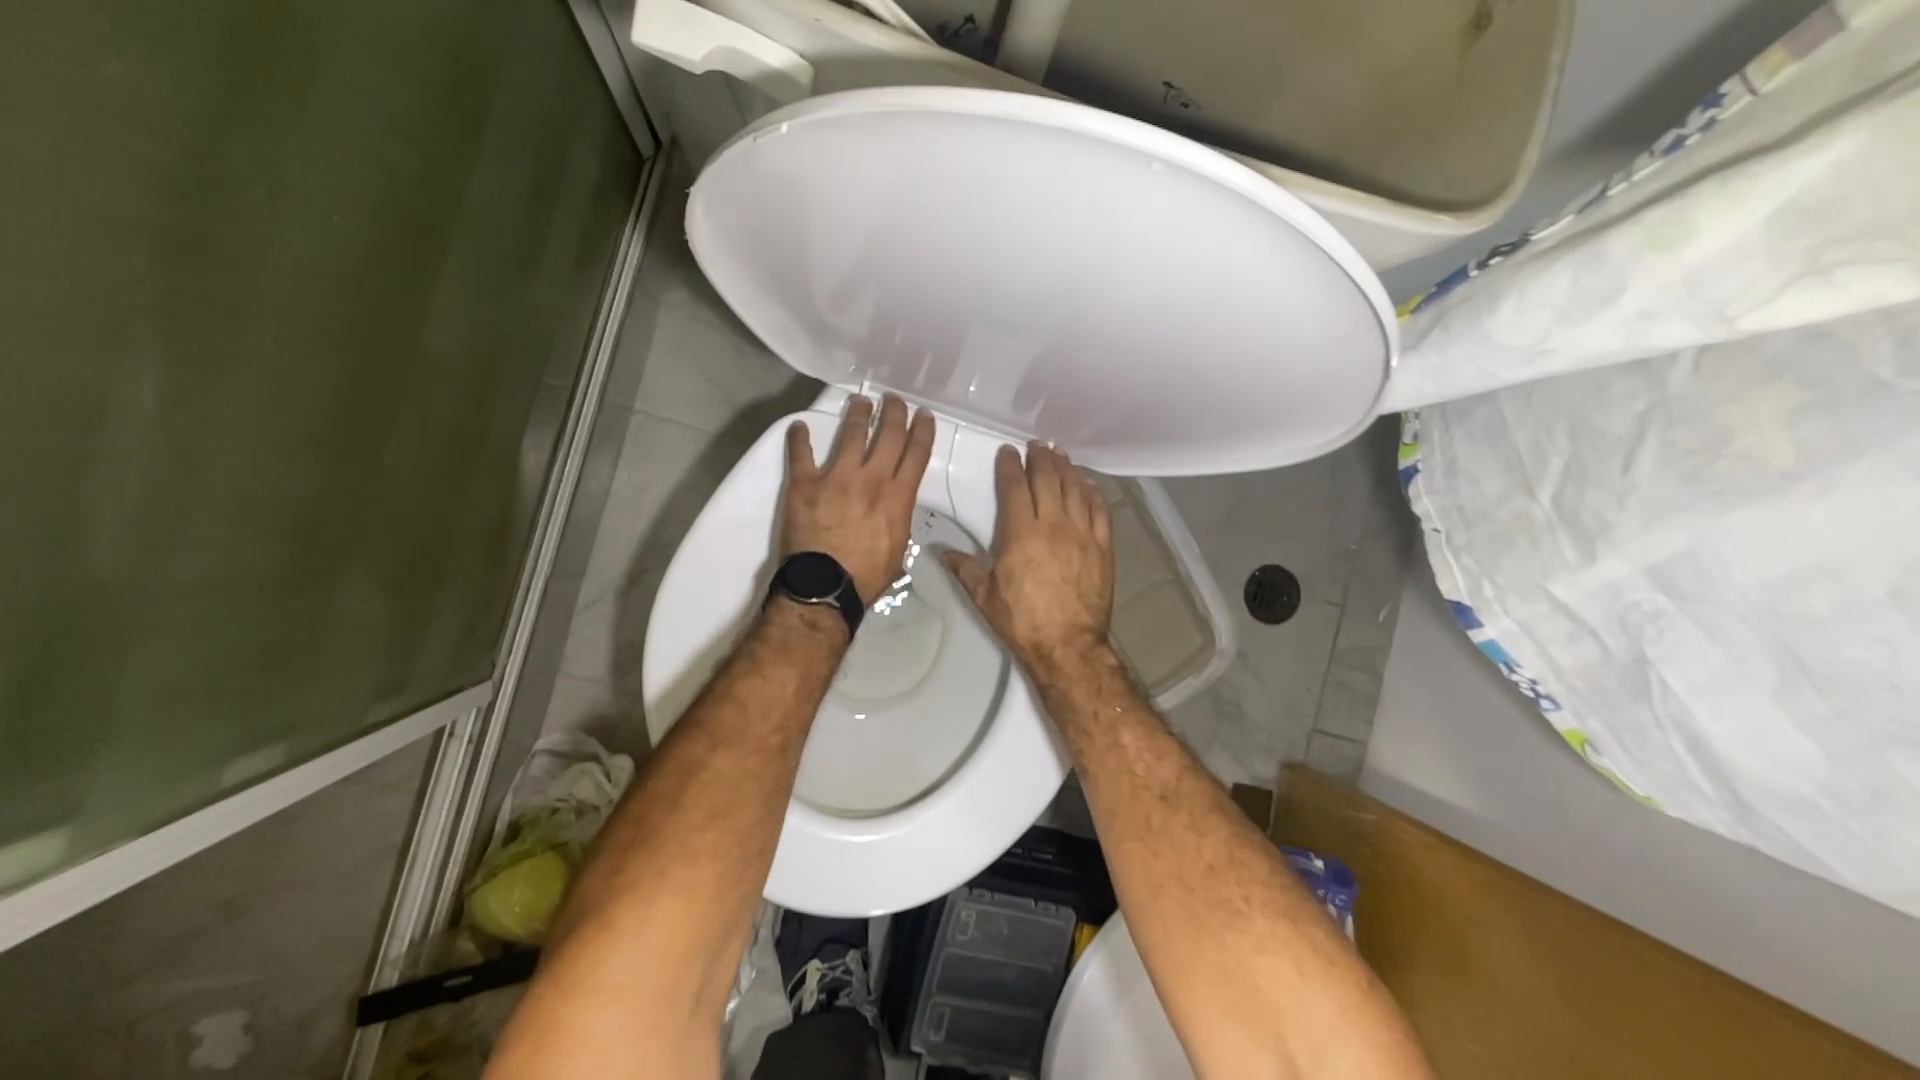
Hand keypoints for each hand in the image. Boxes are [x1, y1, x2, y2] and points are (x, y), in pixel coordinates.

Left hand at [781, 394, 935, 604]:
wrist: (826, 586)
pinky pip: (802, 454)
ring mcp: (837, 477)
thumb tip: (896, 511)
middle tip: (893, 400)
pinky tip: (798, 426)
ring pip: (851, 434)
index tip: (923, 415)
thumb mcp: (899, 549)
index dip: (922, 430)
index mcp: (898, 497)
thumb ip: (899, 521)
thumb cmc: (866, 576)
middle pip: (888, 435)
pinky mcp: (805, 483)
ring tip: (861, 402)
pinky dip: (799, 438)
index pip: (916, 454)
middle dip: (894, 413)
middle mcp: (871, 479)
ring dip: (858, 415)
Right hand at [942, 442, 1114, 673]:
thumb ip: (965, 569)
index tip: (1008, 453)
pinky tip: (1087, 484)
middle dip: (1040, 459)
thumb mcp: (985, 597)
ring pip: (1075, 489)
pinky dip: (1093, 492)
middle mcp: (1053, 525)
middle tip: (1036, 447)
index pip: (1015, 487)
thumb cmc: (1023, 622)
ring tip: (1059, 457)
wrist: (1068, 646)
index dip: (1010, 466)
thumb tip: (944, 554)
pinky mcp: (1103, 547)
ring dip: (1066, 468)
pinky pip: (1100, 510)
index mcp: (1021, 534)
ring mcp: (1082, 534)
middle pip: (1048, 479)